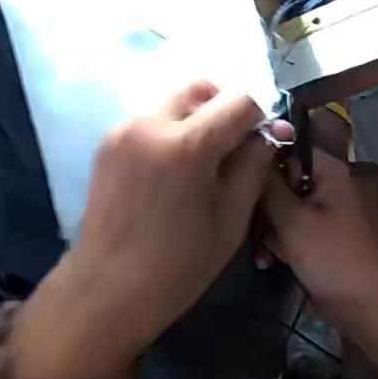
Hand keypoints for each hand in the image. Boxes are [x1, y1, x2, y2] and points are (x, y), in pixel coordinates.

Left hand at [6, 82, 288, 378]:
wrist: (106, 289)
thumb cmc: (178, 265)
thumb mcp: (230, 220)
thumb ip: (253, 166)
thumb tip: (271, 131)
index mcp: (187, 144)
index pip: (238, 100)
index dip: (257, 118)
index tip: (259, 145)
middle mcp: (151, 123)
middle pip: (200, 88)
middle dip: (224, 108)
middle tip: (233, 146)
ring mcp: (123, 130)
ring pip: (172, 102)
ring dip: (195, 119)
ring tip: (199, 164)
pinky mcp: (107, 142)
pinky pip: (149, 121)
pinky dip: (169, 132)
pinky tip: (170, 172)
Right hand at [261, 150, 377, 332]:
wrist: (366, 311)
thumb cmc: (331, 259)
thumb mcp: (292, 220)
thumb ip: (267, 185)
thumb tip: (246, 150)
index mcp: (325, 169)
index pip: (283, 142)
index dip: (259, 154)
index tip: (236, 172)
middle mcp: (321, 181)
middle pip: (276, 175)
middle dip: (261, 200)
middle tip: (250, 222)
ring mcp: (317, 207)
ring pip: (276, 202)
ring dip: (265, 226)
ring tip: (261, 250)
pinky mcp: (312, 232)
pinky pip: (284, 224)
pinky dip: (276, 240)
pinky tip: (267, 261)